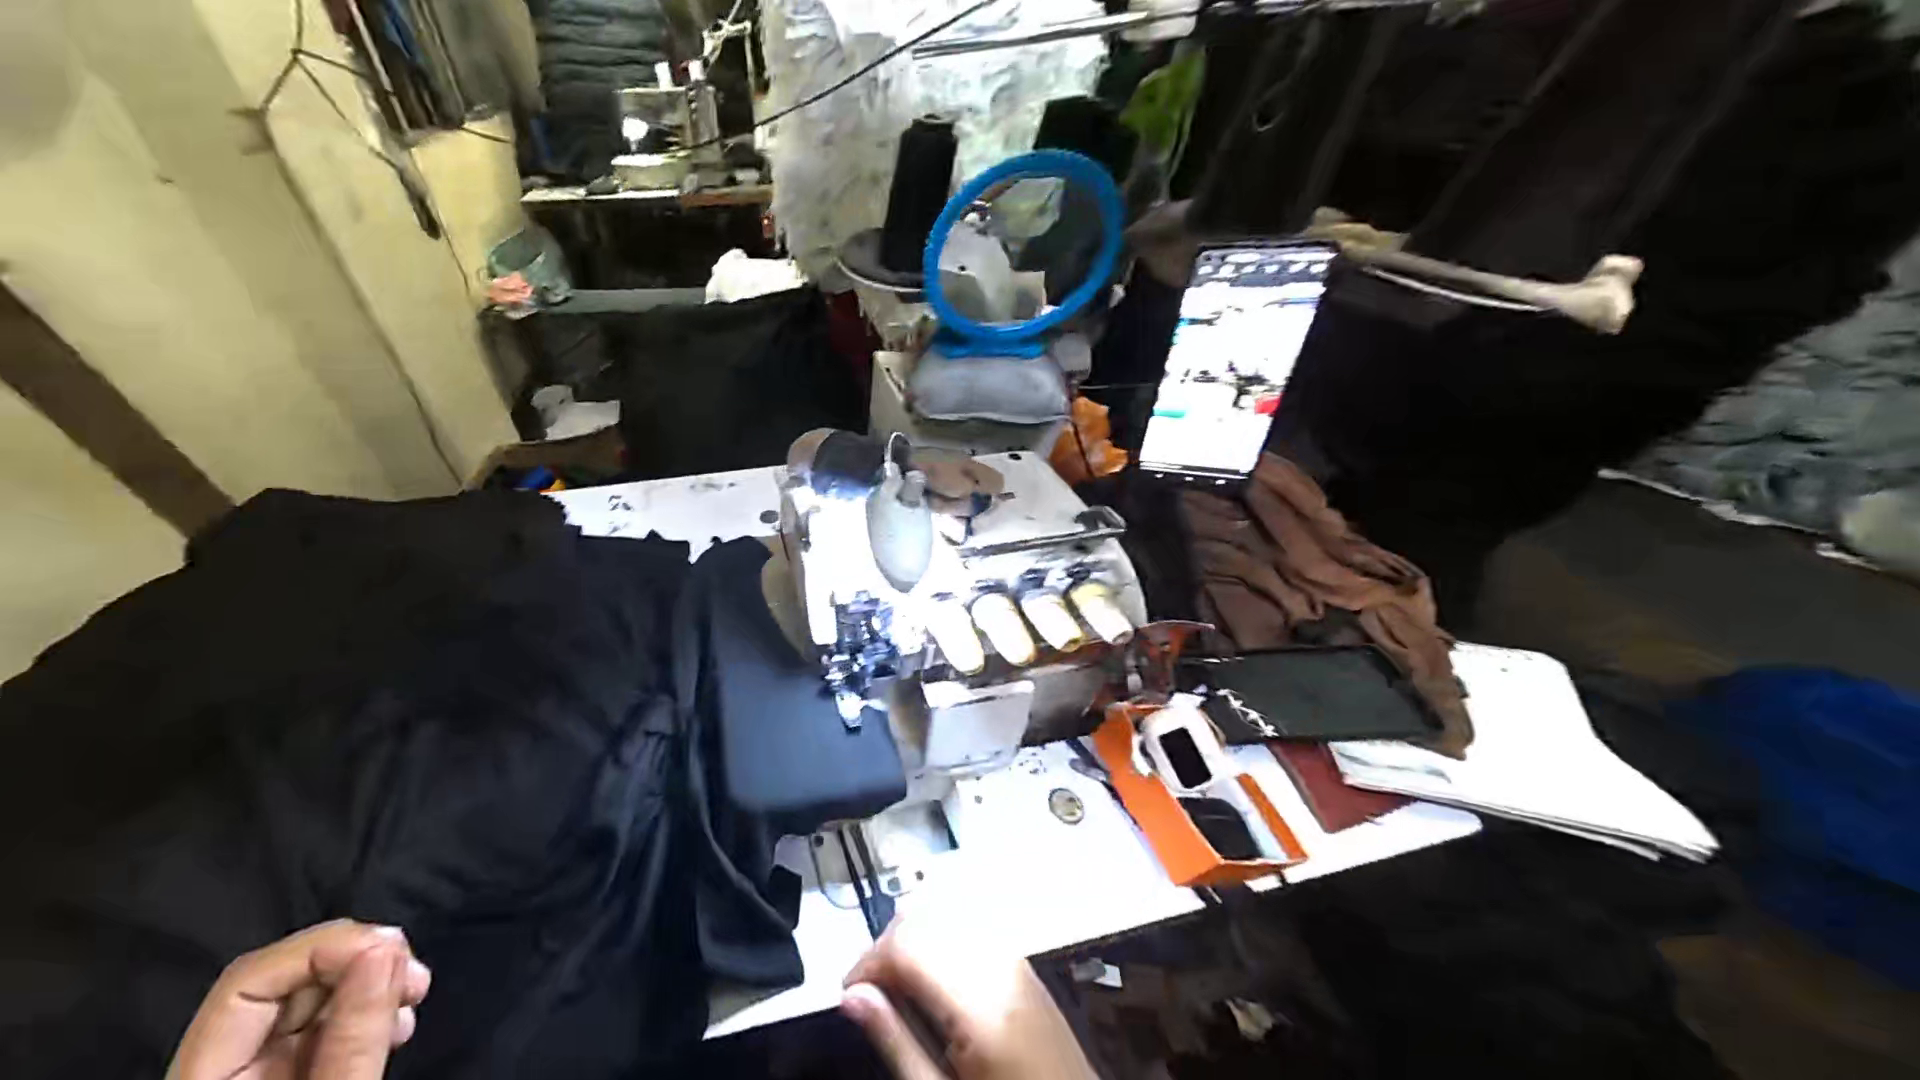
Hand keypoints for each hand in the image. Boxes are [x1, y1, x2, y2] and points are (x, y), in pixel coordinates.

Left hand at [167, 920, 431, 1079]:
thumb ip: (353, 1034)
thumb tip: (386, 948)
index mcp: (202, 1079)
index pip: (248, 980)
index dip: (322, 949)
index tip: (392, 950)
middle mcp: (218, 1068)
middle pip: (287, 981)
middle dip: (361, 961)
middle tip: (417, 976)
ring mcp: (253, 1072)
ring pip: (313, 998)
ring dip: (375, 982)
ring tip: (414, 1000)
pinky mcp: (286, 1074)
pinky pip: (325, 1023)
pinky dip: (370, 1008)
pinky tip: (398, 1021)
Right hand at [841, 917, 1096, 1079]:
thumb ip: (895, 1042)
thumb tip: (853, 996)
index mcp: (979, 1000)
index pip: (905, 943)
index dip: (866, 962)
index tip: (850, 995)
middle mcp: (999, 964)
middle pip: (923, 922)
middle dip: (887, 952)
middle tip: (870, 998)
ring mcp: (1016, 960)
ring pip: (944, 919)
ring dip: (913, 946)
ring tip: (898, 995)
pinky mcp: (1023, 966)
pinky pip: (969, 932)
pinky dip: (941, 946)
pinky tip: (933, 987)